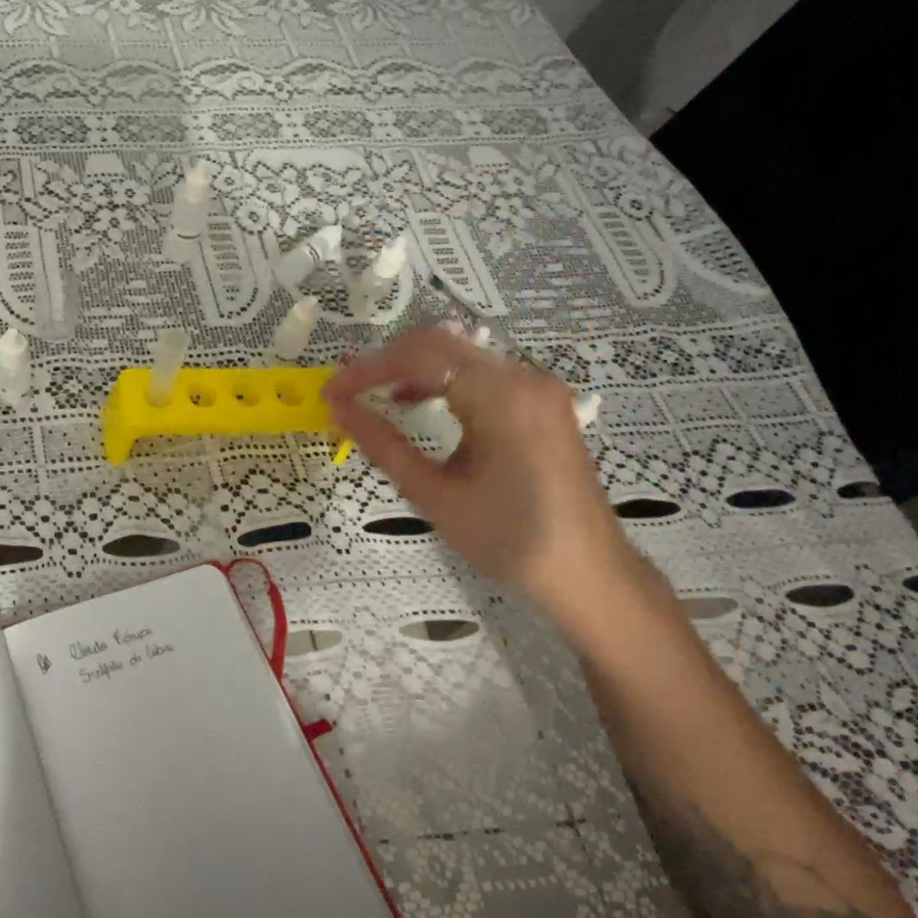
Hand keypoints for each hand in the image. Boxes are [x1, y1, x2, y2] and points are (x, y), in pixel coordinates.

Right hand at [323, 327, 648, 617]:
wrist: (587, 572)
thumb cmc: (507, 539)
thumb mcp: (435, 494)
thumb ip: (384, 445)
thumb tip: (338, 410)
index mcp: (502, 398)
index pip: (421, 357)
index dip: (368, 369)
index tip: (330, 392)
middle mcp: (524, 378)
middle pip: (441, 345)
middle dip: (386, 362)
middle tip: (345, 391)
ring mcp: (538, 388)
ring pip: (461, 355)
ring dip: (412, 368)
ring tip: (372, 396)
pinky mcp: (541, 403)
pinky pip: (482, 373)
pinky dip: (441, 380)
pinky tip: (416, 404)